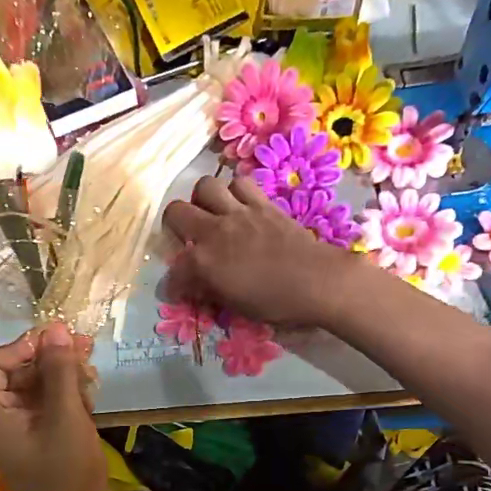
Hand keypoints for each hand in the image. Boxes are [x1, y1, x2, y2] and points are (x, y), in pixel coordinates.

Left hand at [0, 323, 108, 490]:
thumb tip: (55, 328)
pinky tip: (91, 400)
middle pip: (16, 371)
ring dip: (65, 376)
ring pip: (37, 386)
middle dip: (51, 359)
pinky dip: (68, 396)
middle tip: (87, 349)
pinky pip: (48, 404)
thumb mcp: (67, 416)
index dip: (21, 348)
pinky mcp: (40, 439)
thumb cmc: (68, 474)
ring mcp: (21, 430)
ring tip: (93, 378)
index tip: (57, 346)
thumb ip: (60, 370)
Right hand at [161, 172, 365, 326]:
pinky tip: (241, 206)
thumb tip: (196, 288)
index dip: (175, 282)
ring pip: (205, 186)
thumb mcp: (236, 306)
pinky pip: (240, 183)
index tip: (183, 289)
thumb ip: (211, 291)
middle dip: (175, 224)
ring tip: (214, 213)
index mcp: (203, 263)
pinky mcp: (262, 203)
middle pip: (176, 211)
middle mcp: (214, 231)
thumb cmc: (275, 303)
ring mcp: (238, 212)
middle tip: (188, 236)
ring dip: (205, 199)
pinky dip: (236, 192)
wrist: (315, 281)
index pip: (174, 270)